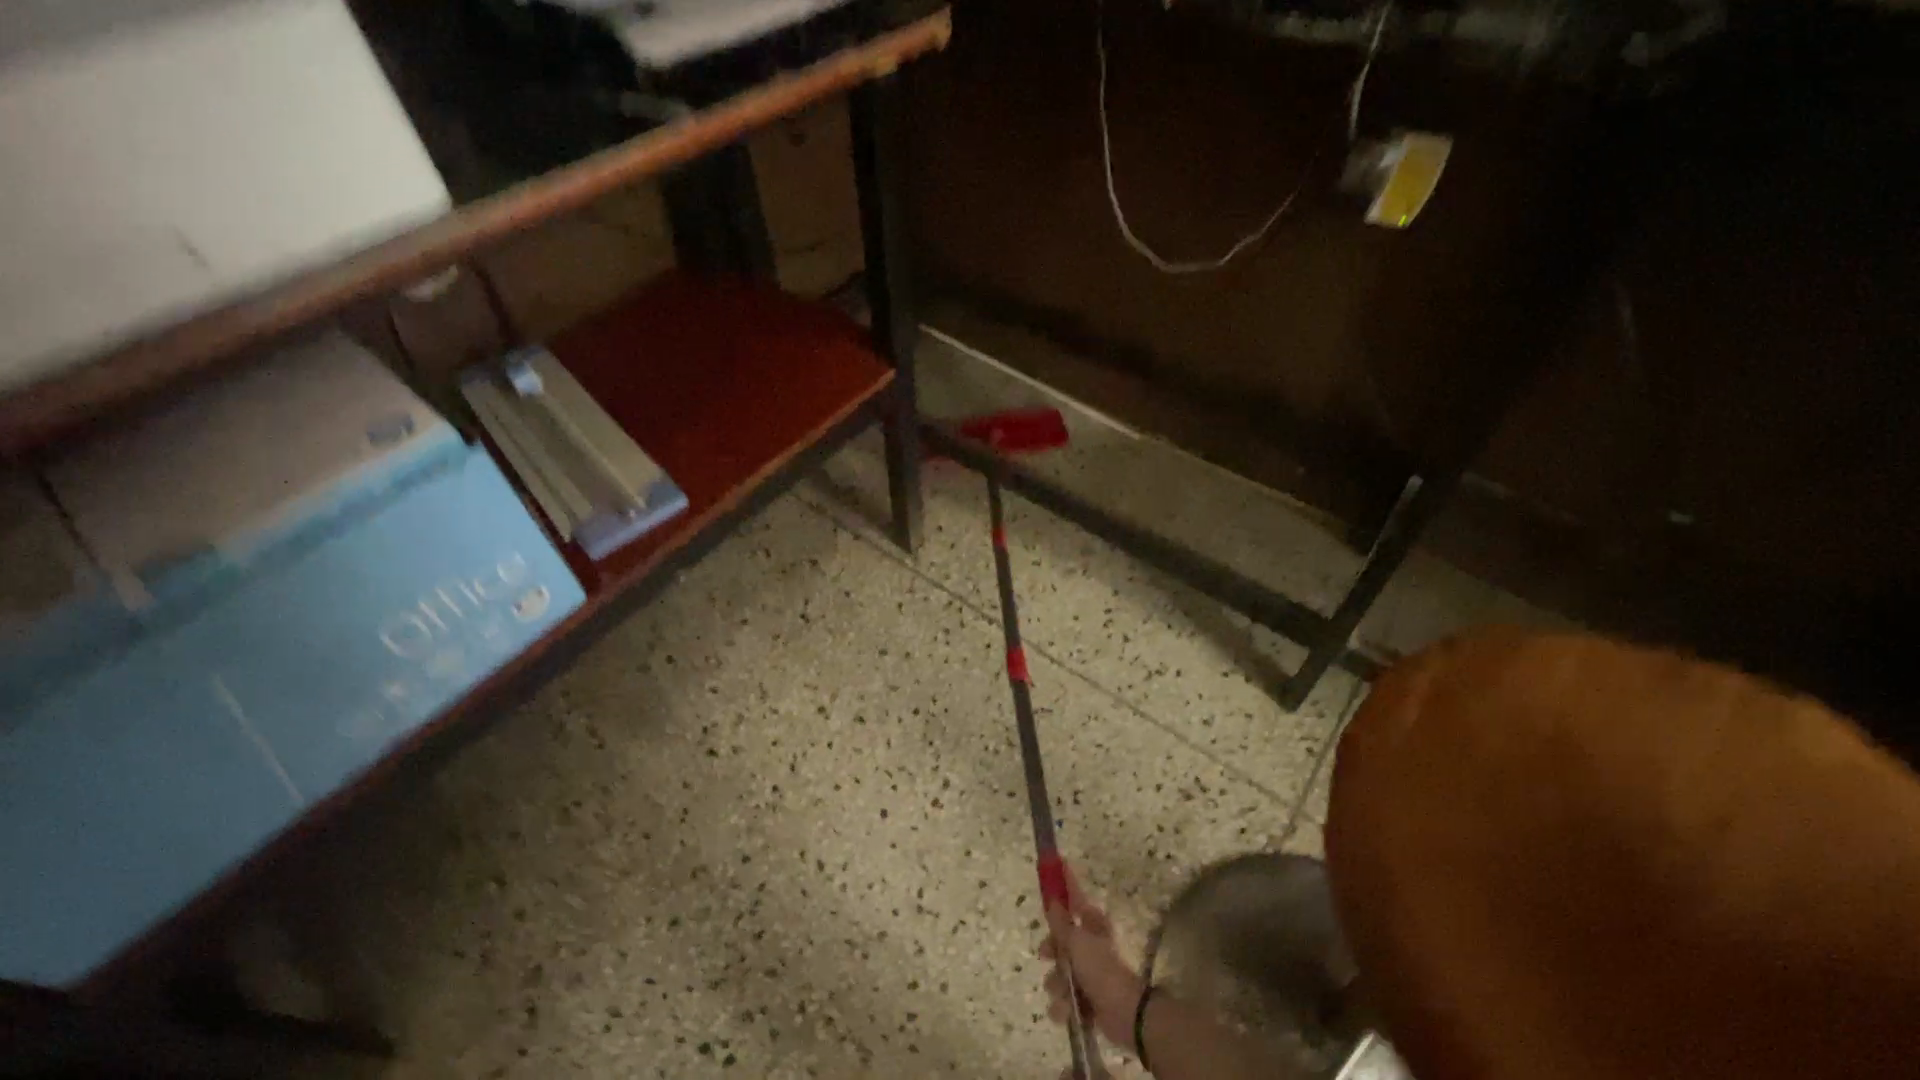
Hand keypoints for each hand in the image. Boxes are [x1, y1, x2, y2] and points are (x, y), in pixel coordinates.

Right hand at [1038, 869, 1145, 1049]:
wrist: (1124, 1013)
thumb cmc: (1101, 970)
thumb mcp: (1078, 943)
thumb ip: (1061, 923)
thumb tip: (1053, 900)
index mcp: (1092, 927)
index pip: (1075, 898)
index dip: (1066, 882)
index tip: (1057, 861)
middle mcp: (1089, 946)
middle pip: (1059, 940)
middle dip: (1051, 951)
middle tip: (1046, 954)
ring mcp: (1087, 973)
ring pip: (1058, 972)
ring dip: (1057, 985)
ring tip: (1066, 995)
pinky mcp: (1085, 1000)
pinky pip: (1063, 999)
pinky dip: (1064, 1007)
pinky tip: (1070, 1011)